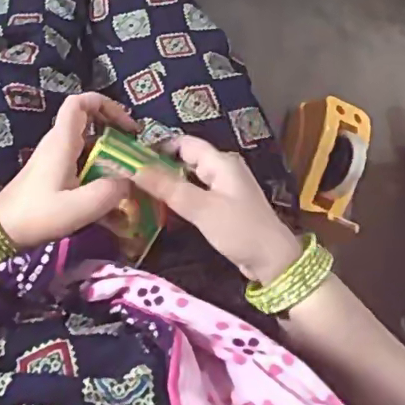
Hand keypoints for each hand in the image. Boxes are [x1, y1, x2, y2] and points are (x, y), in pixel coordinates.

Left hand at [0, 93, 136, 249]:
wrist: (1, 230)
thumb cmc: (37, 214)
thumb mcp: (78, 207)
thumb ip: (109, 193)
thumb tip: (130, 181)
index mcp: (62, 141)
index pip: (79, 102)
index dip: (105, 104)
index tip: (126, 124)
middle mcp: (58, 143)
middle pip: (87, 120)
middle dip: (113, 128)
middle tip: (133, 148)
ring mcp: (54, 157)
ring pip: (86, 142)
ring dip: (108, 150)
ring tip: (128, 170)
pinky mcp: (53, 173)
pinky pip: (81, 159)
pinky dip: (98, 167)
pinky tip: (110, 190)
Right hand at [129, 135, 300, 283]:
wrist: (274, 262)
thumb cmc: (239, 230)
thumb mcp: (201, 208)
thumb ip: (168, 187)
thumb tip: (134, 168)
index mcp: (221, 161)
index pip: (183, 142)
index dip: (158, 146)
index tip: (131, 158)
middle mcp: (223, 168)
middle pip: (185, 158)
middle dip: (160, 165)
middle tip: (131, 177)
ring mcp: (225, 186)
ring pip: (189, 176)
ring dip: (169, 182)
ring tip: (140, 190)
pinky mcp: (224, 204)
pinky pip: (197, 192)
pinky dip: (180, 196)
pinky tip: (163, 206)